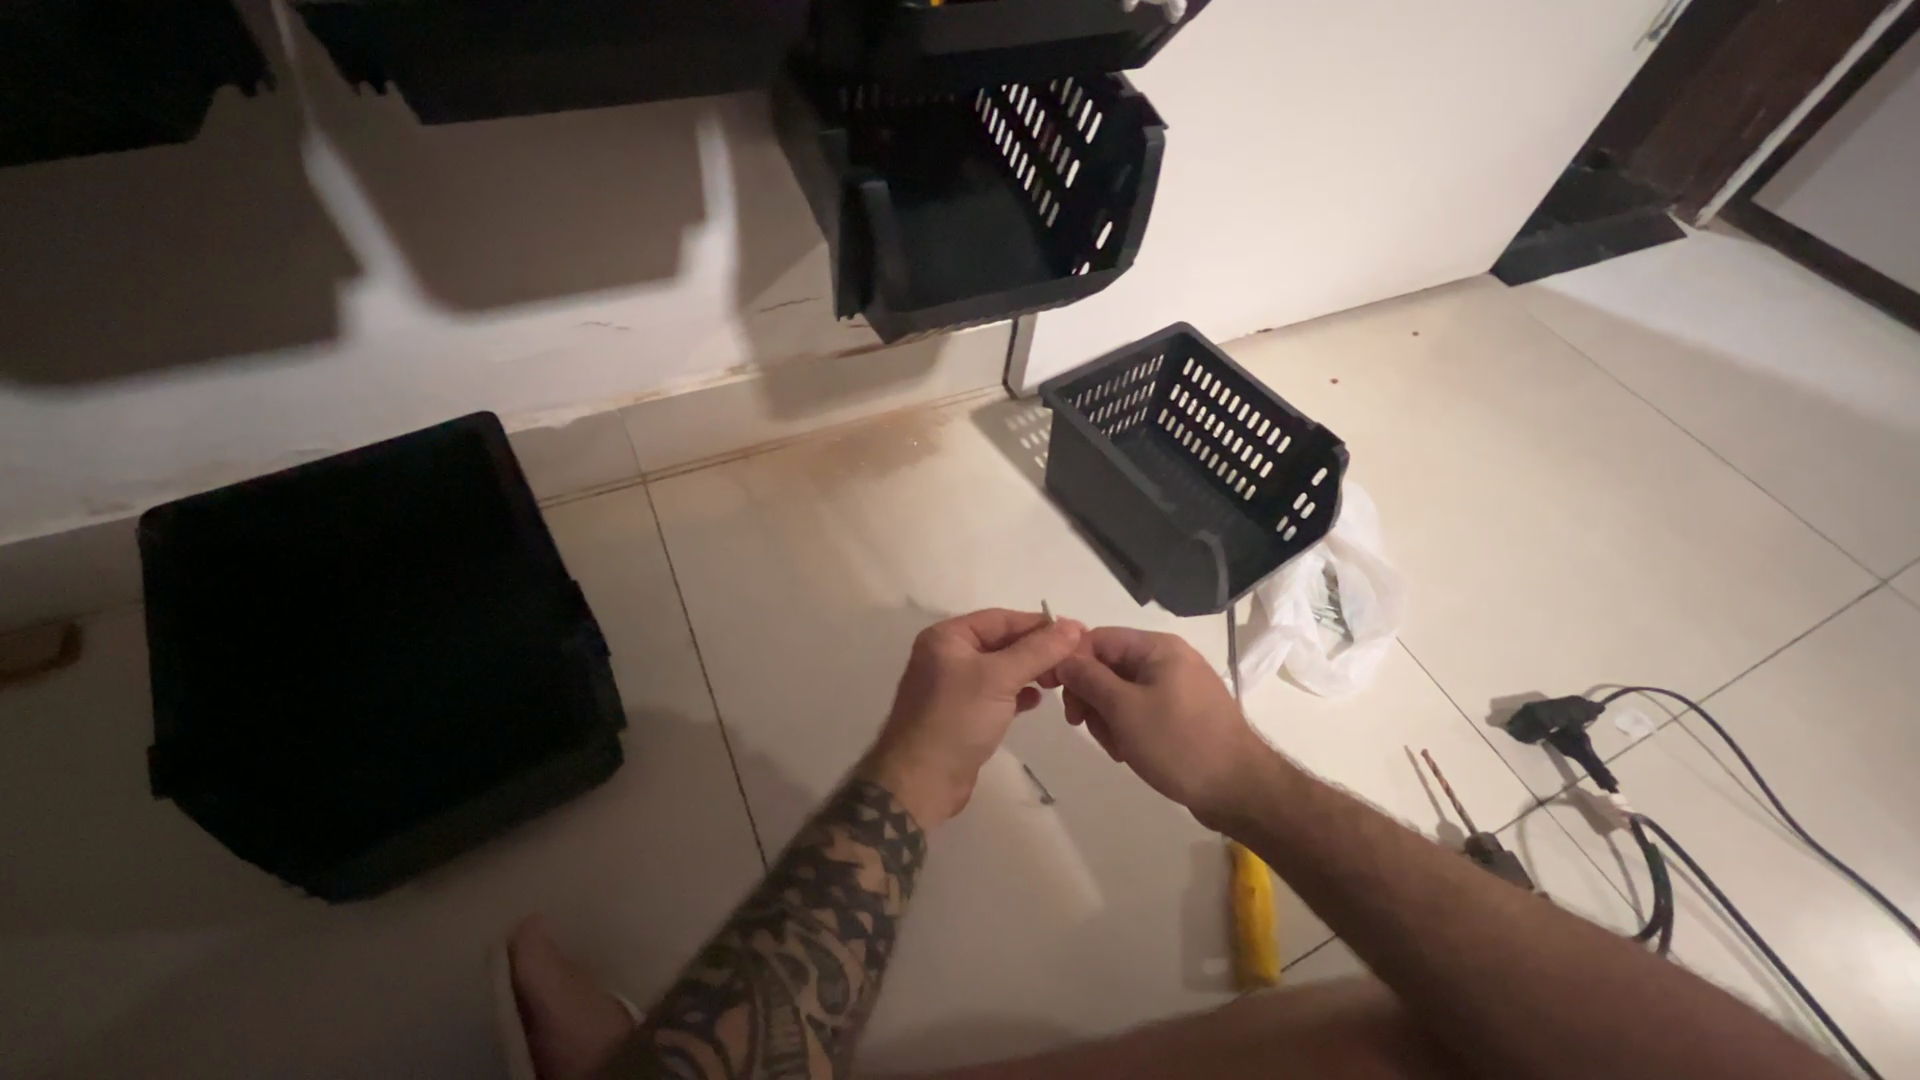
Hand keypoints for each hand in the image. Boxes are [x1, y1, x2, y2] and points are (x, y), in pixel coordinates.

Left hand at [861, 609, 1083, 827]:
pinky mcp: (964, 713)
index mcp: (947, 637)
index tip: (1076, 631)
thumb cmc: (956, 719)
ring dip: (1030, 671)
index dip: (1038, 624)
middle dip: (1037, 649)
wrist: (922, 781)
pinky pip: (997, 693)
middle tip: (1074, 659)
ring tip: (1060, 680)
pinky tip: (1037, 700)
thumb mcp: (999, 678)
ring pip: (1002, 669)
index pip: (1001, 619)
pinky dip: (1018, 693)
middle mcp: (948, 656)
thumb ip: (1037, 650)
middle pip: (1002, 642)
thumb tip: (1073, 626)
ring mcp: (954, 686)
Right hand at [1053, 627, 1273, 827]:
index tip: (1053, 693)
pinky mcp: (1182, 715)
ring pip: (1121, 693)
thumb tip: (1063, 658)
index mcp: (1158, 648)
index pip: (1098, 638)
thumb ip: (1088, 678)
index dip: (1071, 662)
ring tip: (1116, 747)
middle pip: (1108, 666)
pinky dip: (1128, 729)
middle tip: (1082, 725)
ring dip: (1108, 718)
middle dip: (1091, 696)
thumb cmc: (1179, 743)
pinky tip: (1130, 753)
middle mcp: (1168, 660)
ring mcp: (1178, 688)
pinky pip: (1141, 711)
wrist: (1238, 790)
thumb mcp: (1124, 708)